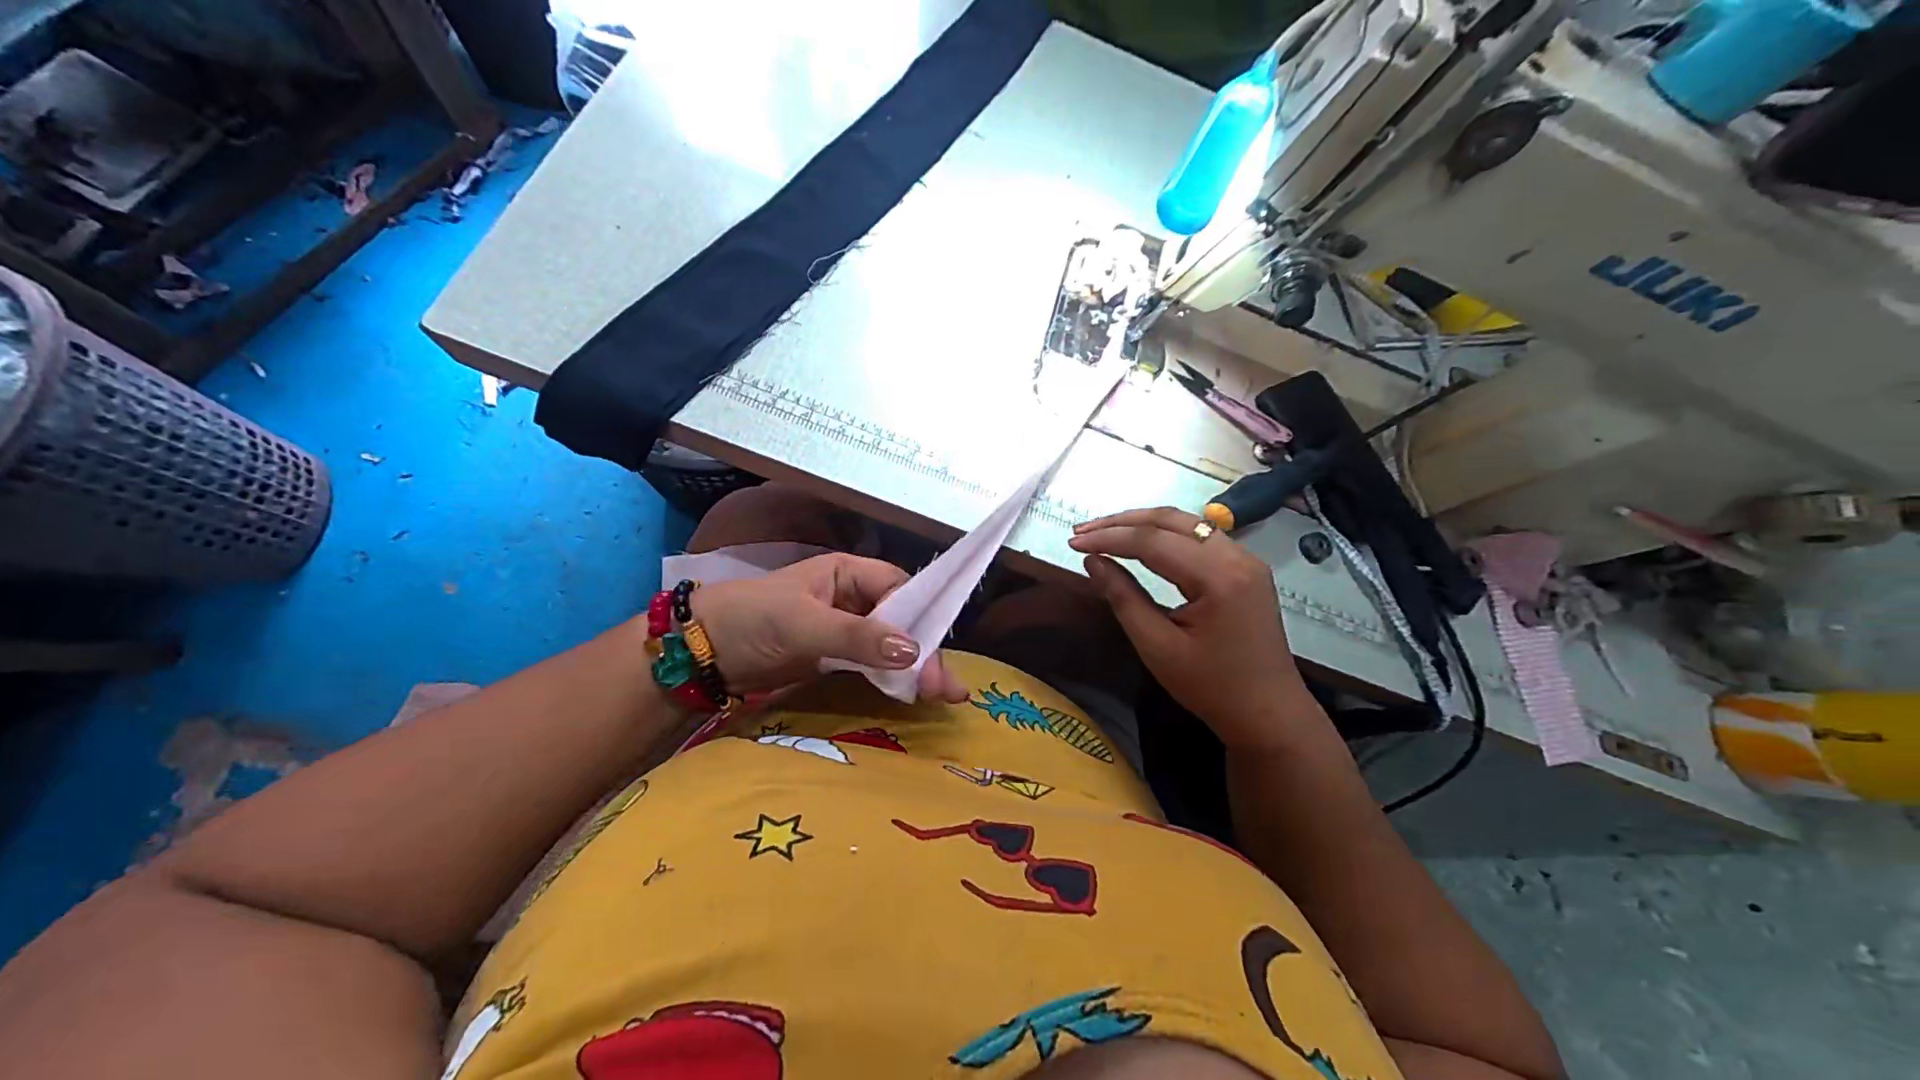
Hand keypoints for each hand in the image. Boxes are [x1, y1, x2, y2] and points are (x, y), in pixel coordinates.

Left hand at [687, 553, 968, 701]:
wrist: (702, 651)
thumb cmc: (752, 620)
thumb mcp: (805, 624)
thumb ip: (858, 637)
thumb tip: (913, 650)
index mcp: (848, 574)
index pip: (901, 590)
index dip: (921, 618)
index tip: (933, 653)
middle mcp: (853, 598)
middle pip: (901, 621)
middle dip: (925, 651)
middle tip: (947, 687)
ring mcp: (844, 630)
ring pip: (890, 646)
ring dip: (915, 669)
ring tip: (945, 696)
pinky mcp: (833, 658)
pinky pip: (872, 666)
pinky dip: (892, 680)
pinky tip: (913, 696)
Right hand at [1069, 507, 1314, 749]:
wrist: (1268, 714)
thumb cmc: (1211, 688)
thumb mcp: (1157, 647)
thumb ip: (1124, 598)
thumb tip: (1092, 561)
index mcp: (1219, 578)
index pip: (1153, 541)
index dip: (1109, 538)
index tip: (1073, 544)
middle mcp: (1237, 557)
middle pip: (1171, 520)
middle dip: (1122, 522)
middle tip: (1081, 532)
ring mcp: (1246, 560)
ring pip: (1186, 524)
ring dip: (1143, 524)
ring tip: (1103, 533)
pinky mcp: (1246, 569)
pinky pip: (1200, 538)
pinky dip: (1165, 535)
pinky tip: (1140, 543)